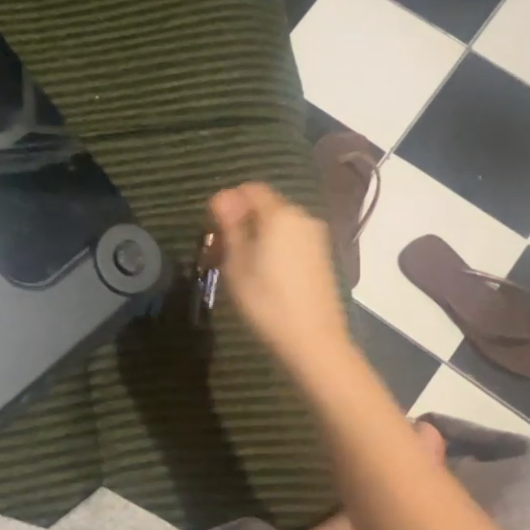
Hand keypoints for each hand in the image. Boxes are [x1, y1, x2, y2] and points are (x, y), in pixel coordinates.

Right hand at [207, 183, 351, 368]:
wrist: (312, 339)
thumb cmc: (266, 300)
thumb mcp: (236, 263)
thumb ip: (230, 225)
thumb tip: (221, 196)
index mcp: (279, 215)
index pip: (250, 190)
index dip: (227, 202)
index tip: (209, 228)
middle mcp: (301, 218)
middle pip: (264, 207)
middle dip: (239, 222)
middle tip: (215, 251)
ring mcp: (315, 238)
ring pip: (277, 225)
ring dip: (253, 236)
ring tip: (234, 265)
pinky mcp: (320, 257)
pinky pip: (289, 240)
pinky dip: (271, 247)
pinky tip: (259, 273)